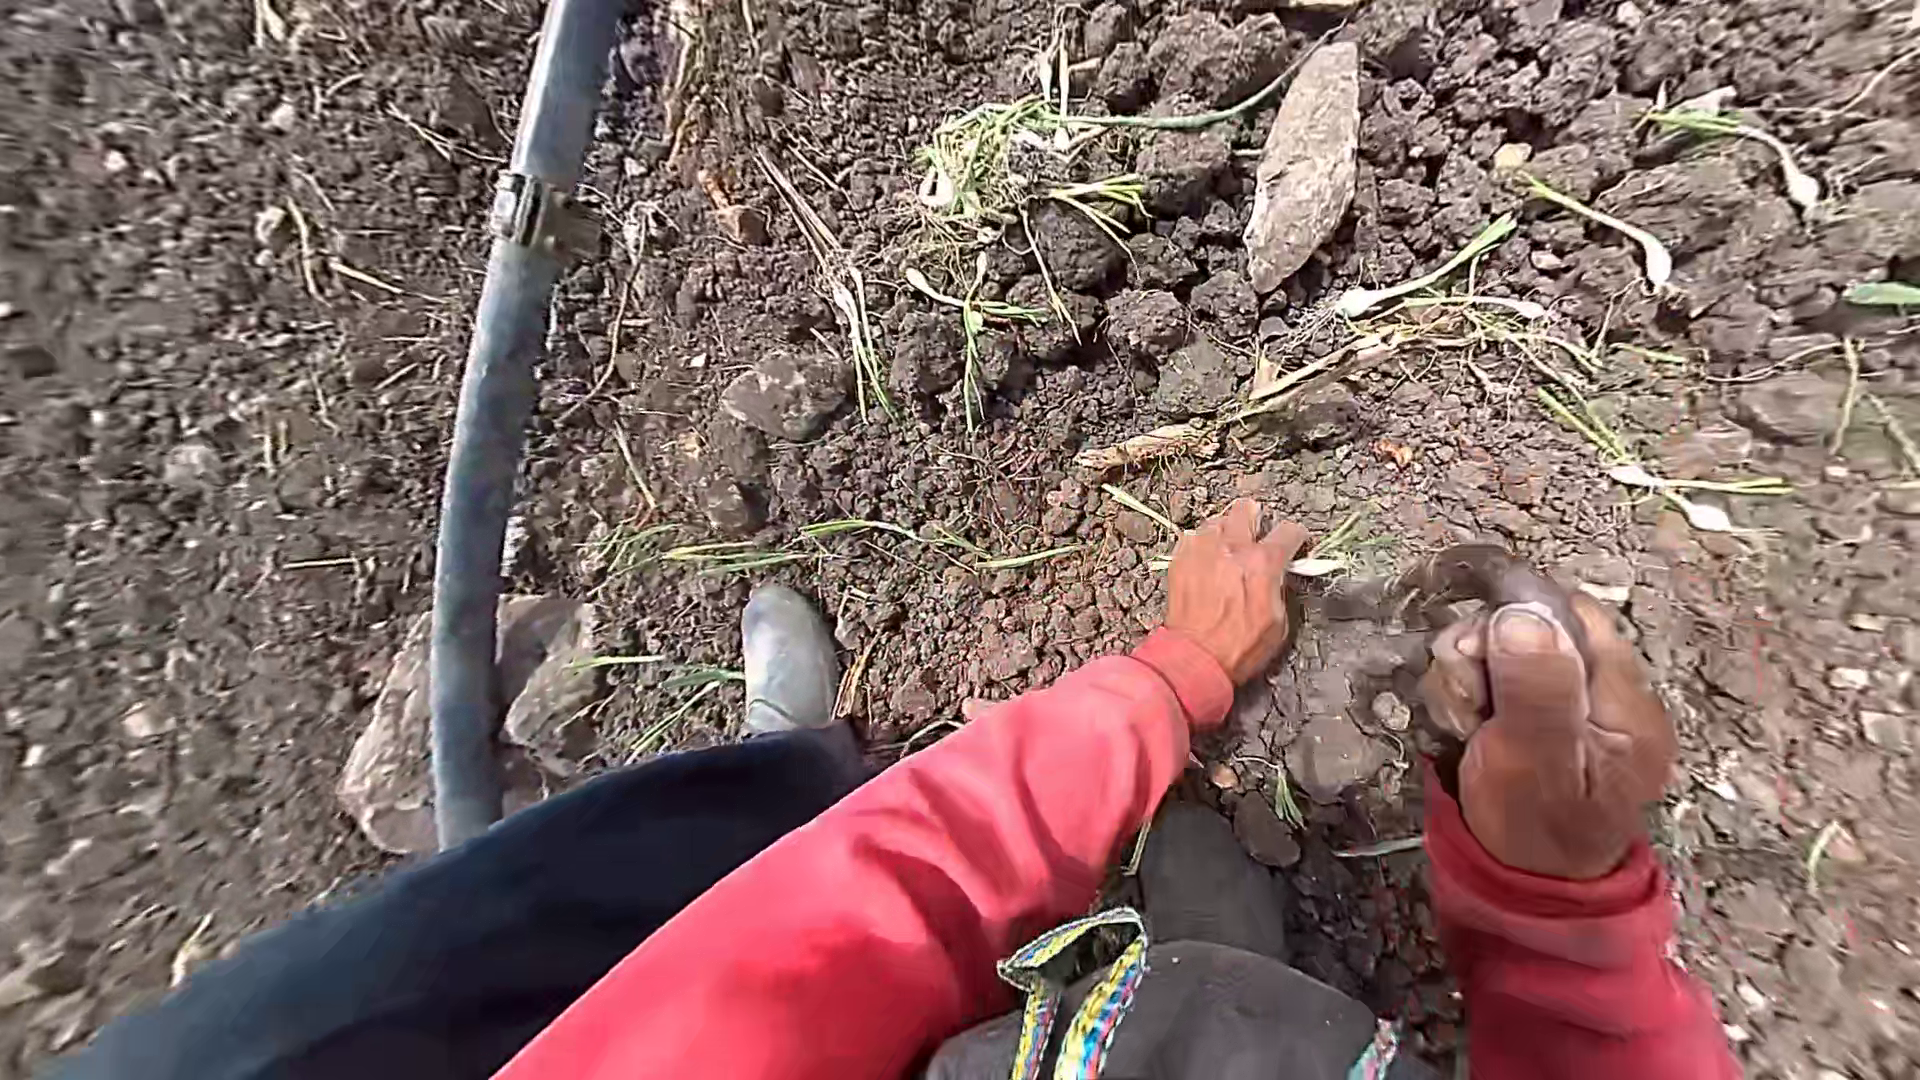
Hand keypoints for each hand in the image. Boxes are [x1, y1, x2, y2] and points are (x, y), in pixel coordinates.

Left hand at [1164, 499, 1309, 684]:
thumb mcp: (1278, 620)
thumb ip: (1279, 586)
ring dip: (1225, 530)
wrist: (1195, 655)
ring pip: (1216, 520)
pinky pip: (1192, 538)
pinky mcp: (1179, 559)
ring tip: (1227, 548)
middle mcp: (1231, 548)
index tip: (1294, 542)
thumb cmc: (1238, 645)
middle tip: (1255, 532)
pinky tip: (1206, 559)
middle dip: (1255, 518)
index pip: (1289, 531)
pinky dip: (1201, 544)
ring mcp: (1201, 550)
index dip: (1296, 537)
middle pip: (1245, 509)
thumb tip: (1278, 574)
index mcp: (1262, 562)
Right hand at [1421, 594, 1676, 879]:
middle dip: (1474, 655)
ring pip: (1484, 650)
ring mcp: (1549, 698)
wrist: (1519, 874)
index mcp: (1620, 696)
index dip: (1518, 617)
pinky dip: (1455, 694)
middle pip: (1518, 627)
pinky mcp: (1514, 709)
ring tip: (1467, 724)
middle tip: (1470, 700)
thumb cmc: (1536, 820)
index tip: (1477, 651)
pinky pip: (1472, 676)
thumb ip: (1536, 687)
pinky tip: (1463, 725)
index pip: (1571, 615)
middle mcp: (1588, 688)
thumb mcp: (1538, 757)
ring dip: (1458, 679)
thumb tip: (1522, 614)